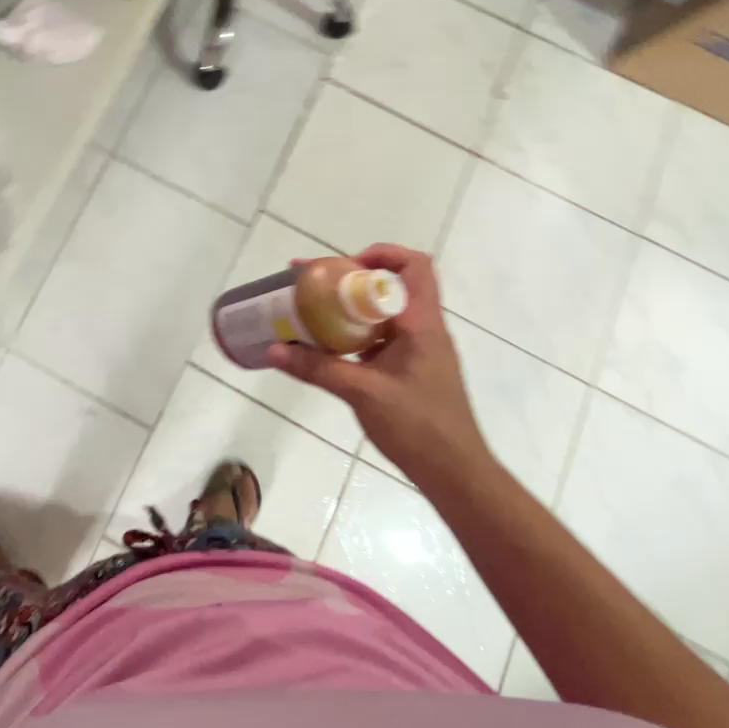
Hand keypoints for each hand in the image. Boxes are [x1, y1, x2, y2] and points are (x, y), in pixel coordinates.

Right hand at [268, 244, 495, 489]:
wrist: (455, 473)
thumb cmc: (418, 427)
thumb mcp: (361, 393)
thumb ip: (316, 368)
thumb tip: (272, 349)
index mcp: (422, 325)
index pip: (414, 267)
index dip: (380, 254)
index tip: (341, 266)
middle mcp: (425, 330)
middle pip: (392, 285)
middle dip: (349, 279)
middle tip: (309, 285)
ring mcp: (419, 350)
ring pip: (384, 312)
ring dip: (348, 307)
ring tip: (309, 311)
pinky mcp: (411, 369)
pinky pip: (380, 337)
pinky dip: (353, 332)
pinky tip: (325, 346)